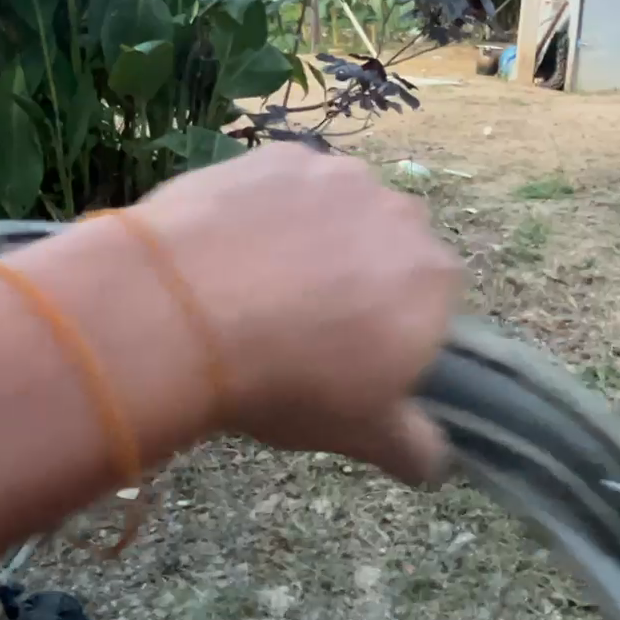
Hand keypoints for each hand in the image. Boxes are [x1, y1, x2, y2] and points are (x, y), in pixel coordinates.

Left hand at [128, 144, 461, 482]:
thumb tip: (436, 465)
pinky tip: (232, 244)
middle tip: (303, 319)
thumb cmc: (289, 379)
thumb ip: (414, 448)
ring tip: (259, 280)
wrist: (183, 314)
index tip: (349, 352)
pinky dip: (270, 208)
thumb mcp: (362, 432)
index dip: (393, 328)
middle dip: (361, 276)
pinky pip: (287, 184)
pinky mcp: (279, 154)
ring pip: (340, 209)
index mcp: (434, 278)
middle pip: (388, 247)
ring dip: (317, 236)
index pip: (431, 302)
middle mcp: (400, 213)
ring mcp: (337, 175)